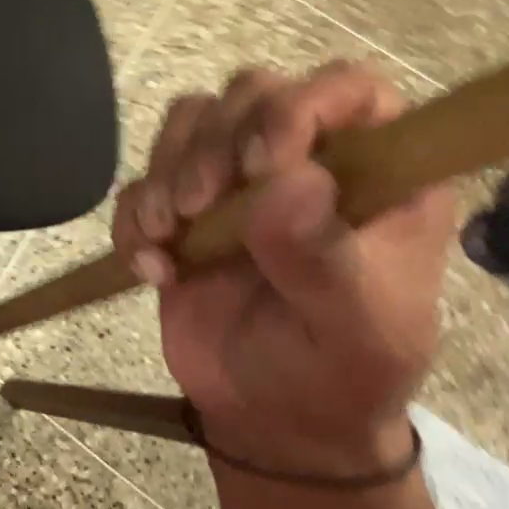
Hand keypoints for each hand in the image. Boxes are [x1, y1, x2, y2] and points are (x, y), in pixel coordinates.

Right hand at [112, 62, 456, 477]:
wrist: (274, 419)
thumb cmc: (341, 373)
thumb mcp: (356, 329)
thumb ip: (323, 258)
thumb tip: (291, 180)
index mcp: (377, 177)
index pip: (350, 90)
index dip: (301, 106)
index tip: (262, 164)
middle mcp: (306, 164)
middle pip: (251, 94)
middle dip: (213, 144)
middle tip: (201, 208)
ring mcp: (236, 185)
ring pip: (189, 123)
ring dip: (165, 174)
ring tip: (169, 237)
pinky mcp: (179, 213)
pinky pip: (139, 183)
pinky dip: (132, 221)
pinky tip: (151, 271)